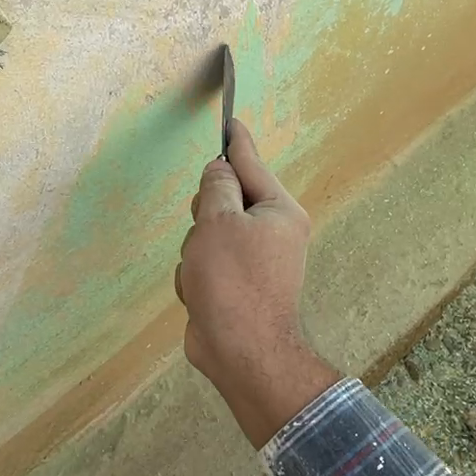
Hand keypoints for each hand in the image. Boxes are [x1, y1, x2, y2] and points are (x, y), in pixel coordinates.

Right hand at [174, 120, 339, 447]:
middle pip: (224, 199)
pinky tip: (201, 295)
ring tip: (203, 273)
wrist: (241, 354)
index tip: (231, 121)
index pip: (251, 163)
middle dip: (204, 215)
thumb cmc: (233, 280)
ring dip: (196, 250)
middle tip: (205, 231)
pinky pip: (204, 264)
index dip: (235, 141)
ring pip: (207, 234)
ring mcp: (253, 262)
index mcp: (279, 211)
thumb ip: (215, 186)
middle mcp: (272, 233)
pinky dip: (196, 276)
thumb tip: (219, 169)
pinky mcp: (234, 287)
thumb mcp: (218, 220)